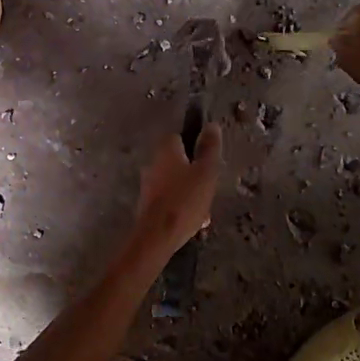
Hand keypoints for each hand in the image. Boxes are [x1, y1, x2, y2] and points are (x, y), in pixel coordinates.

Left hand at [134, 122, 223, 253]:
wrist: (157, 235)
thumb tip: (211, 125)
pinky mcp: (147, 205)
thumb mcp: (206, 172)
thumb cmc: (185, 199)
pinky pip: (169, 200)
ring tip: (205, 210)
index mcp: (165, 151)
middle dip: (193, 173)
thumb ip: (209, 149)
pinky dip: (181, 207)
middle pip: (177, 162)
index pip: (177, 137)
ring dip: (189, 192)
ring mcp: (148, 186)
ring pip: (174, 183)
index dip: (193, 146)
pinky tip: (194, 222)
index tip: (207, 160)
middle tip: (209, 187)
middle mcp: (152, 164)